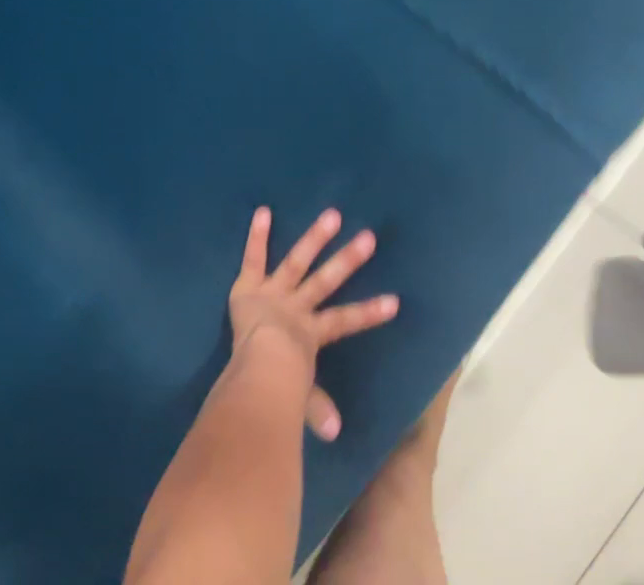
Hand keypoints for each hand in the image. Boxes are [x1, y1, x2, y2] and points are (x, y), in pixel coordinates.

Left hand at [229, 207, 399, 441]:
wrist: (260, 368)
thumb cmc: (279, 383)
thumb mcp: (300, 398)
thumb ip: (315, 408)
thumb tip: (334, 432)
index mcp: (310, 333)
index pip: (344, 321)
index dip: (369, 313)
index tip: (395, 301)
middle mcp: (296, 307)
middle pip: (325, 281)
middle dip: (347, 260)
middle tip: (368, 237)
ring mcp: (274, 293)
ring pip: (297, 262)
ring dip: (314, 239)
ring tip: (332, 215)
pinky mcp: (248, 287)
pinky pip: (254, 259)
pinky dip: (257, 237)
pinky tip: (262, 211)